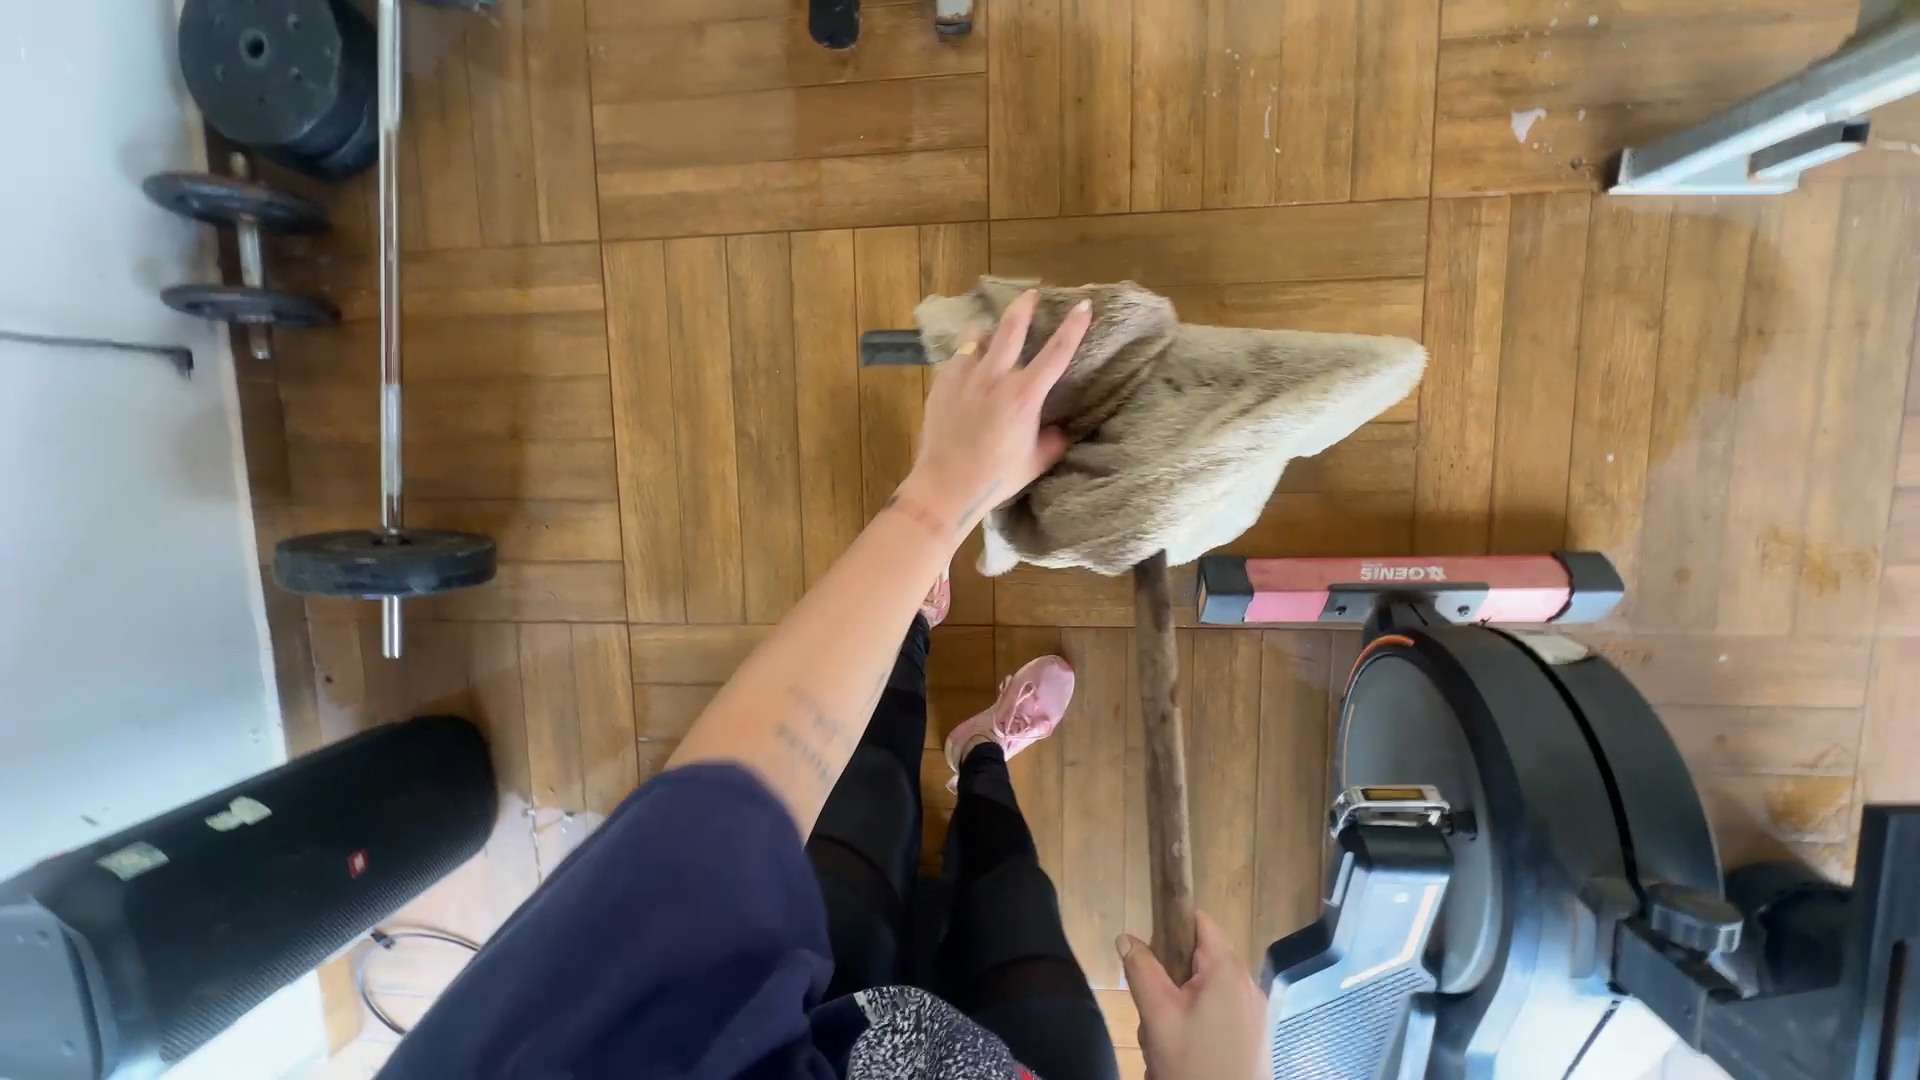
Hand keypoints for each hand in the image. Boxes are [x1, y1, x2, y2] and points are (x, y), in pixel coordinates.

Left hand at [897, 289, 1088, 534]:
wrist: (945, 484)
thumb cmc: (994, 478)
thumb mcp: (1034, 463)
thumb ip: (1052, 442)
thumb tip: (1060, 430)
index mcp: (1024, 396)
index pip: (1057, 353)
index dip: (1073, 327)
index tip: (1083, 306)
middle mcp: (995, 378)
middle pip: (1012, 327)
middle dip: (1024, 306)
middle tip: (1031, 294)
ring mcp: (965, 377)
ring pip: (978, 336)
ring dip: (989, 332)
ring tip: (991, 335)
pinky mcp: (942, 383)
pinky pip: (958, 358)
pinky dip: (968, 356)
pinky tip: (969, 368)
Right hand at [1118, 912, 1269, 1079]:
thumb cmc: (1194, 1067)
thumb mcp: (1158, 1016)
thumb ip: (1141, 970)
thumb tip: (1125, 937)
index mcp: (1228, 971)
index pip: (1199, 921)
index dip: (1171, 925)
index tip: (1151, 952)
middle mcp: (1248, 986)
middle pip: (1201, 957)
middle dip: (1171, 976)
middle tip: (1155, 1006)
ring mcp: (1255, 1014)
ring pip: (1207, 988)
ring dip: (1182, 1004)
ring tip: (1166, 1038)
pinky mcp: (1256, 1038)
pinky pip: (1221, 1013)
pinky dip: (1199, 1022)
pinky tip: (1184, 1052)